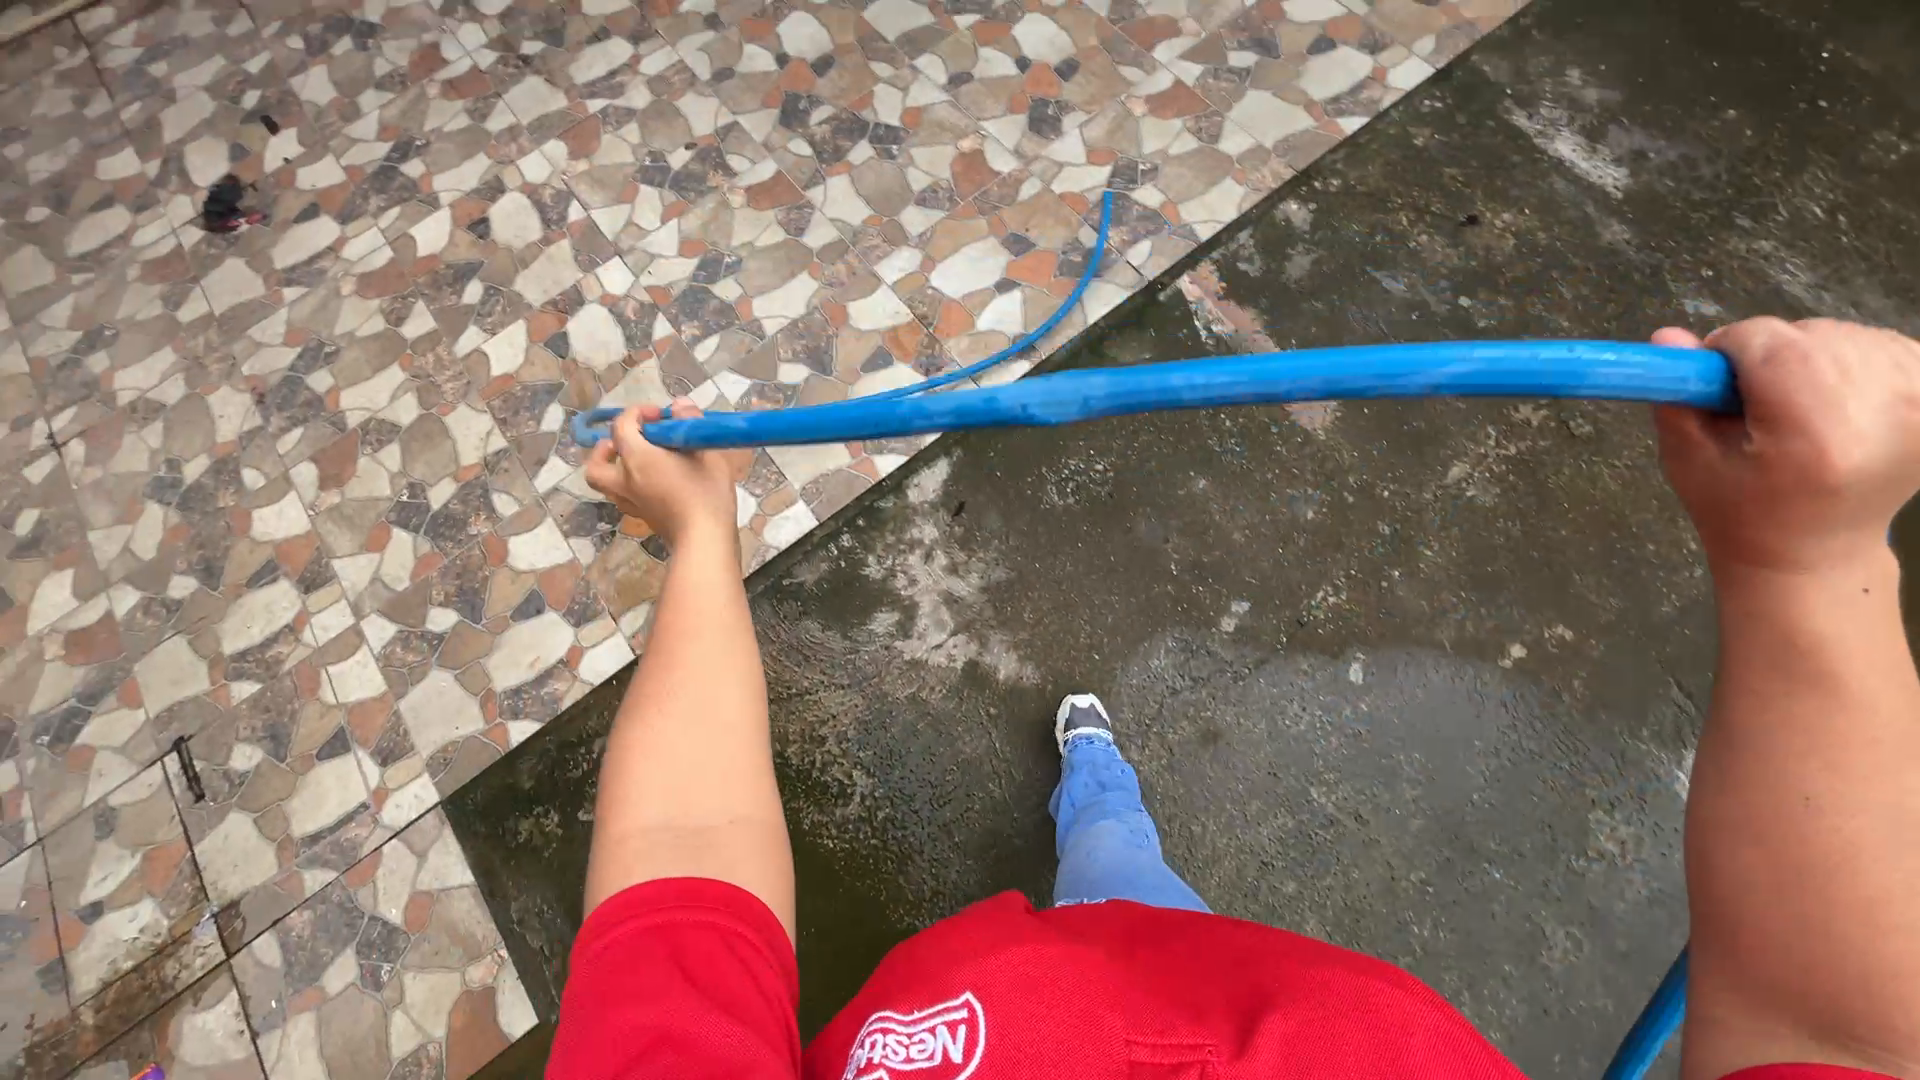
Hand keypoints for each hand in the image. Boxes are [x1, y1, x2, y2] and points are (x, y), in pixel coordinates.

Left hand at [583, 400, 737, 548]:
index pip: (622, 426)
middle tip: (631, 442)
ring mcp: (632, 502)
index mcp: (638, 458)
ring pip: (606, 483)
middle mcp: (626, 480)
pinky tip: (654, 484)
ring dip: (615, 469)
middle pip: (596, 463)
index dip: (638, 414)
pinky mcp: (643, 518)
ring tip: (640, 463)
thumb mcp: (707, 453)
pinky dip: (630, 486)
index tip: (662, 415)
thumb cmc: (707, 493)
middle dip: (606, 448)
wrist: (705, 540)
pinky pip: (624, 497)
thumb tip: (681, 405)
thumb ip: (691, 425)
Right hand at [1652, 317, 1919, 575]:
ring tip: (1792, 403)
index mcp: (1815, 433)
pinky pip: (1888, 346)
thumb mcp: (1686, 460)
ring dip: (1808, 356)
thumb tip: (1666, 333)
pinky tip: (1835, 398)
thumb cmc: (1736, 509)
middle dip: (1768, 354)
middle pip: (1811, 335)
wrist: (1814, 548)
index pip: (1770, 343)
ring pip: (1849, 335)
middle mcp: (1887, 411)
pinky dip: (1851, 360)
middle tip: (1750, 401)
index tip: (1711, 382)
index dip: (1727, 351)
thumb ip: (1677, 395)